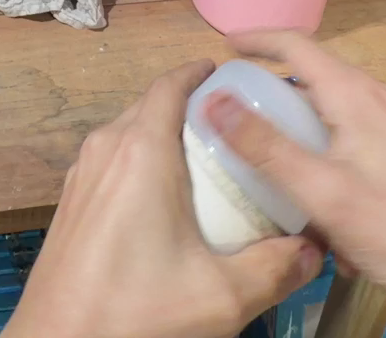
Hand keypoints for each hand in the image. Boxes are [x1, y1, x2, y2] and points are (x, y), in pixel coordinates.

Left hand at [2, 60, 325, 337]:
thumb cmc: (138, 311)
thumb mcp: (219, 297)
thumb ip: (274, 269)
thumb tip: (314, 249)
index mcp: (140, 149)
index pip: (169, 85)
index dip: (196, 72)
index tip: (225, 73)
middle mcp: (106, 146)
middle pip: (150, 104)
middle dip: (187, 105)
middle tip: (229, 124)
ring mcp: (81, 171)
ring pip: (128, 130)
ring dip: (162, 131)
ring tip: (202, 157)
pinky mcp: (70, 198)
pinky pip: (111, 157)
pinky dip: (140, 157)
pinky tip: (162, 194)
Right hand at [204, 31, 385, 337]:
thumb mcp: (322, 194)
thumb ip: (264, 146)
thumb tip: (214, 100)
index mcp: (359, 95)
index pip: (297, 45)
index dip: (257, 39)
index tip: (226, 45)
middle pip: (321, 76)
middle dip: (279, 88)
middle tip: (246, 109)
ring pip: (346, 108)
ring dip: (310, 122)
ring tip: (285, 155)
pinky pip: (369, 134)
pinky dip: (338, 145)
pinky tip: (335, 191)